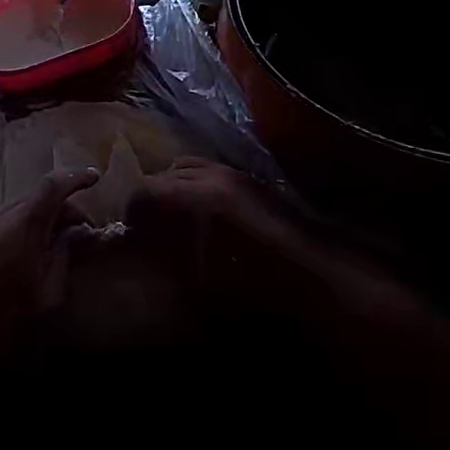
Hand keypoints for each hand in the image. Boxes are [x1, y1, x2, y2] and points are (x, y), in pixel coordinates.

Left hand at [0, 167, 99, 376]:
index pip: (51, 185)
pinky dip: (26, 224)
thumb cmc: (6, 322)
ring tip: (63, 240)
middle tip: (85, 230)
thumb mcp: (48, 293)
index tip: (96, 178)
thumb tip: (78, 233)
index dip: (75, 178)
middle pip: (36, 196)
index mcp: (22, 224)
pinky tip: (36, 248)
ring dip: (44, 215)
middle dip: (63, 205)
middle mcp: (0, 217)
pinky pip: (6, 220)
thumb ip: (64, 255)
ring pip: (20, 207)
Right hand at [125, 157, 304, 305]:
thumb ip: (171, 257)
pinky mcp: (250, 181)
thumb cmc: (261, 281)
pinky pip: (208, 172)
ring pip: (186, 167)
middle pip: (164, 175)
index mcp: (199, 195)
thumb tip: (147, 249)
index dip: (132, 207)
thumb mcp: (207, 279)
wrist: (323, 277)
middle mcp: (213, 176)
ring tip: (169, 213)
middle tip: (143, 220)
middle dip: (150, 195)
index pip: (148, 189)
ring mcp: (234, 174)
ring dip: (172, 186)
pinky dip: (194, 184)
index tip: (126, 226)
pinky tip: (199, 212)